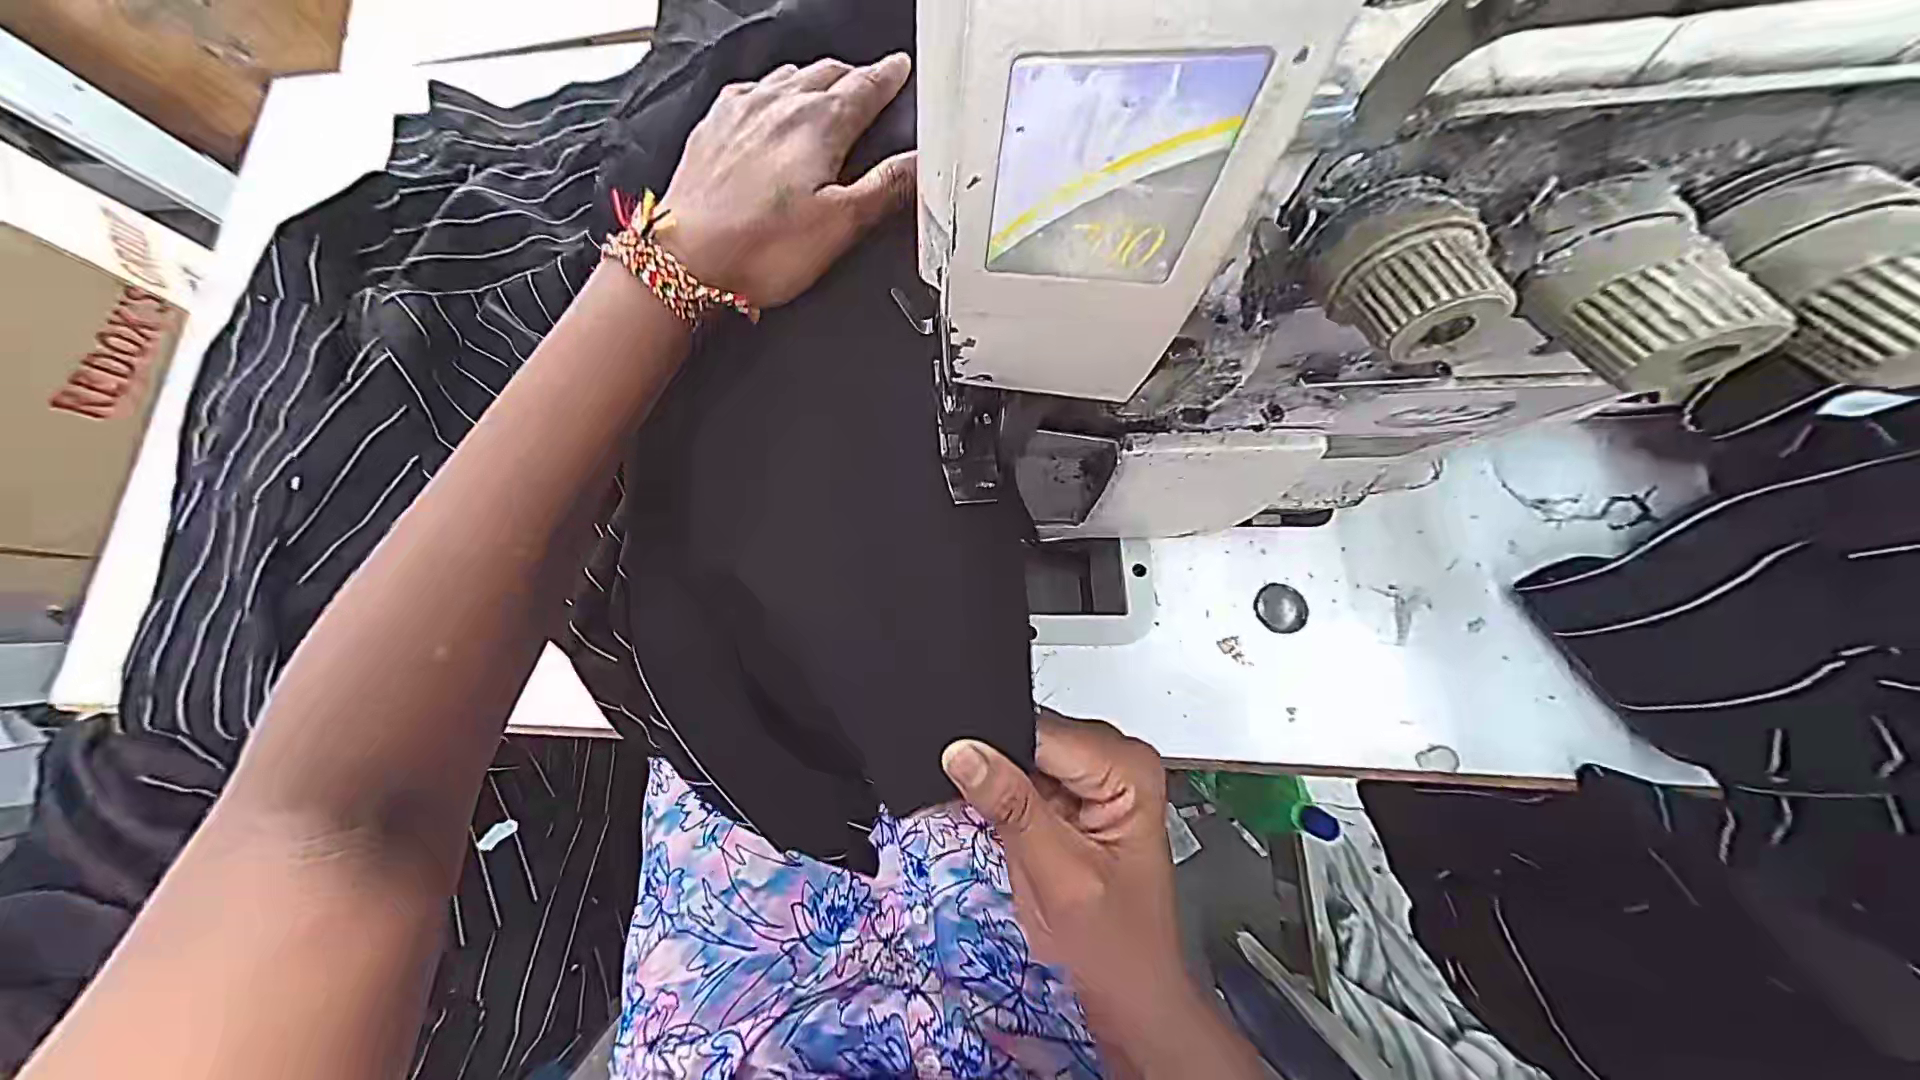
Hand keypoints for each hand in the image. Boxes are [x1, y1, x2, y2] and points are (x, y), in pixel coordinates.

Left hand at [657, 54, 916, 307]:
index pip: (866, 88)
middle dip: (855, 76)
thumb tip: (919, 163)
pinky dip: (774, 91)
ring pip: (788, 77)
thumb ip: (886, 187)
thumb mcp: (841, 224)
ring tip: (829, 89)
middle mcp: (778, 105)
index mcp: (818, 125)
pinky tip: (772, 105)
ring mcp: (740, 112)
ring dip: (815, 79)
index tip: (900, 70)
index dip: (889, 78)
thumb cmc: (761, 247)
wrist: (688, 259)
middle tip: (871, 83)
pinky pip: (750, 91)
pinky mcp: (713, 129)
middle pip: (827, 74)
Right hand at [941, 712, 1188, 1029]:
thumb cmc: (1115, 947)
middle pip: (1031, 735)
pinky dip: (1003, 796)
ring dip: (998, 785)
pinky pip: (1023, 772)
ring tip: (1004, 830)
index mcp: (1129, 767)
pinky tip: (1007, 827)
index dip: (995, 751)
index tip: (959, 771)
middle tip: (981, 813)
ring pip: (1021, 751)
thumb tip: (964, 753)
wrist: (1129, 993)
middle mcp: (1116, 758)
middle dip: (996, 767)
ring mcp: (1095, 772)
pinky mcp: (1073, 788)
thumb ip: (1010, 806)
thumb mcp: (1057, 876)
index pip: (1042, 732)